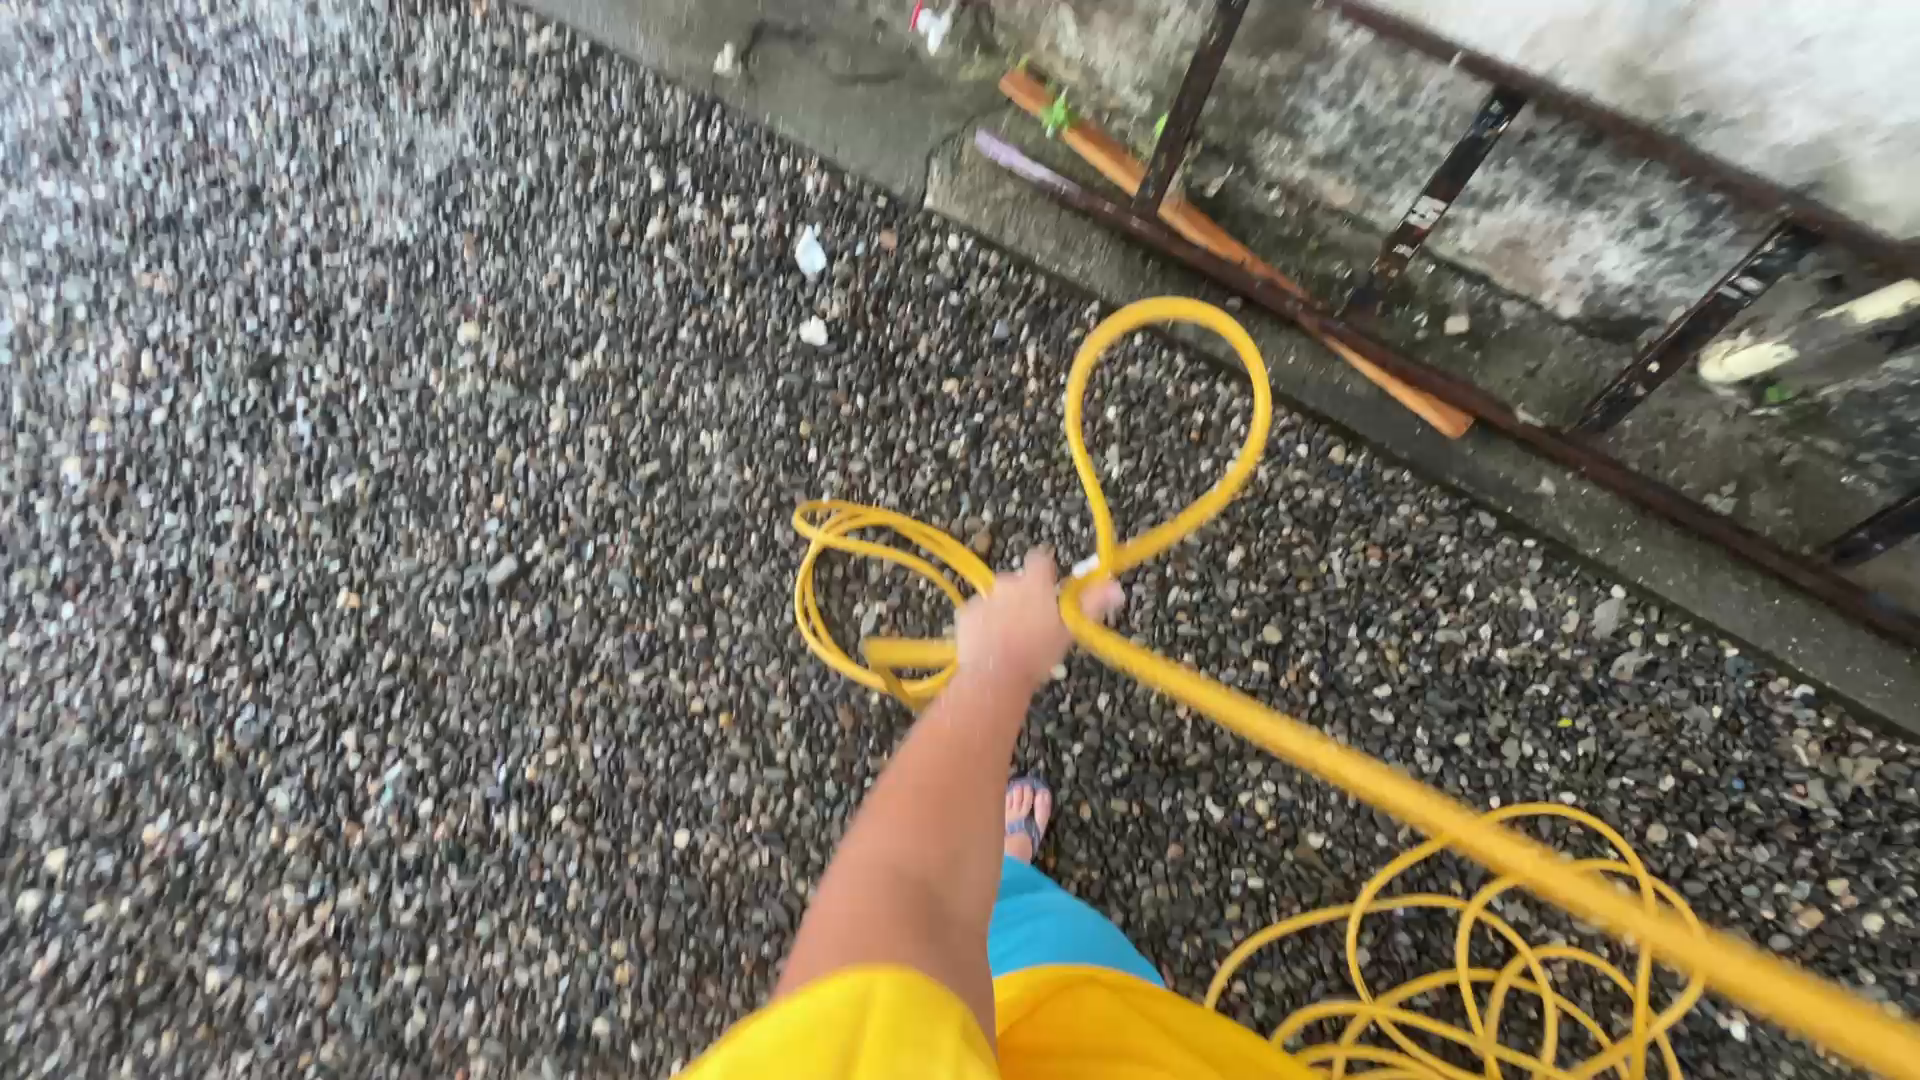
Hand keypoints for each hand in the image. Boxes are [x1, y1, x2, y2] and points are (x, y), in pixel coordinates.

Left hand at [954, 548, 1124, 692]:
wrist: (996, 675)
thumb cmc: (1038, 653)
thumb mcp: (1070, 630)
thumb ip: (1093, 604)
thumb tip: (1117, 587)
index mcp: (1034, 582)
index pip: (1041, 559)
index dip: (1045, 572)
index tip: (1049, 589)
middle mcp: (1007, 582)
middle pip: (1018, 582)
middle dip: (1024, 597)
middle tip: (1033, 625)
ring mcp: (983, 597)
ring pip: (997, 599)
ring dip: (1003, 612)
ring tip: (1011, 640)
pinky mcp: (965, 614)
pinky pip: (977, 614)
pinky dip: (983, 625)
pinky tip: (992, 646)